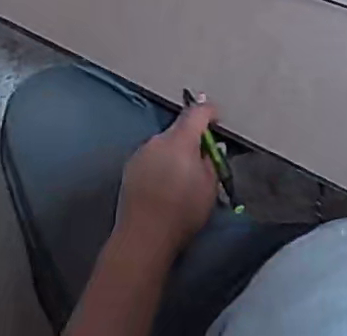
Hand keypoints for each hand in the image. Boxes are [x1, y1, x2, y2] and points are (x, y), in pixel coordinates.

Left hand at [115, 100, 221, 258]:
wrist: (144, 234)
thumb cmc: (183, 211)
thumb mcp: (210, 188)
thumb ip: (210, 162)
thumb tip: (208, 149)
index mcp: (180, 140)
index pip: (196, 113)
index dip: (208, 111)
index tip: (216, 117)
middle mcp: (159, 139)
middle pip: (179, 129)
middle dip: (191, 138)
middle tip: (200, 158)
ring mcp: (142, 151)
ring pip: (164, 144)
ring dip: (174, 152)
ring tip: (180, 177)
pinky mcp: (131, 165)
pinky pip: (151, 156)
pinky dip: (160, 163)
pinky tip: (162, 184)